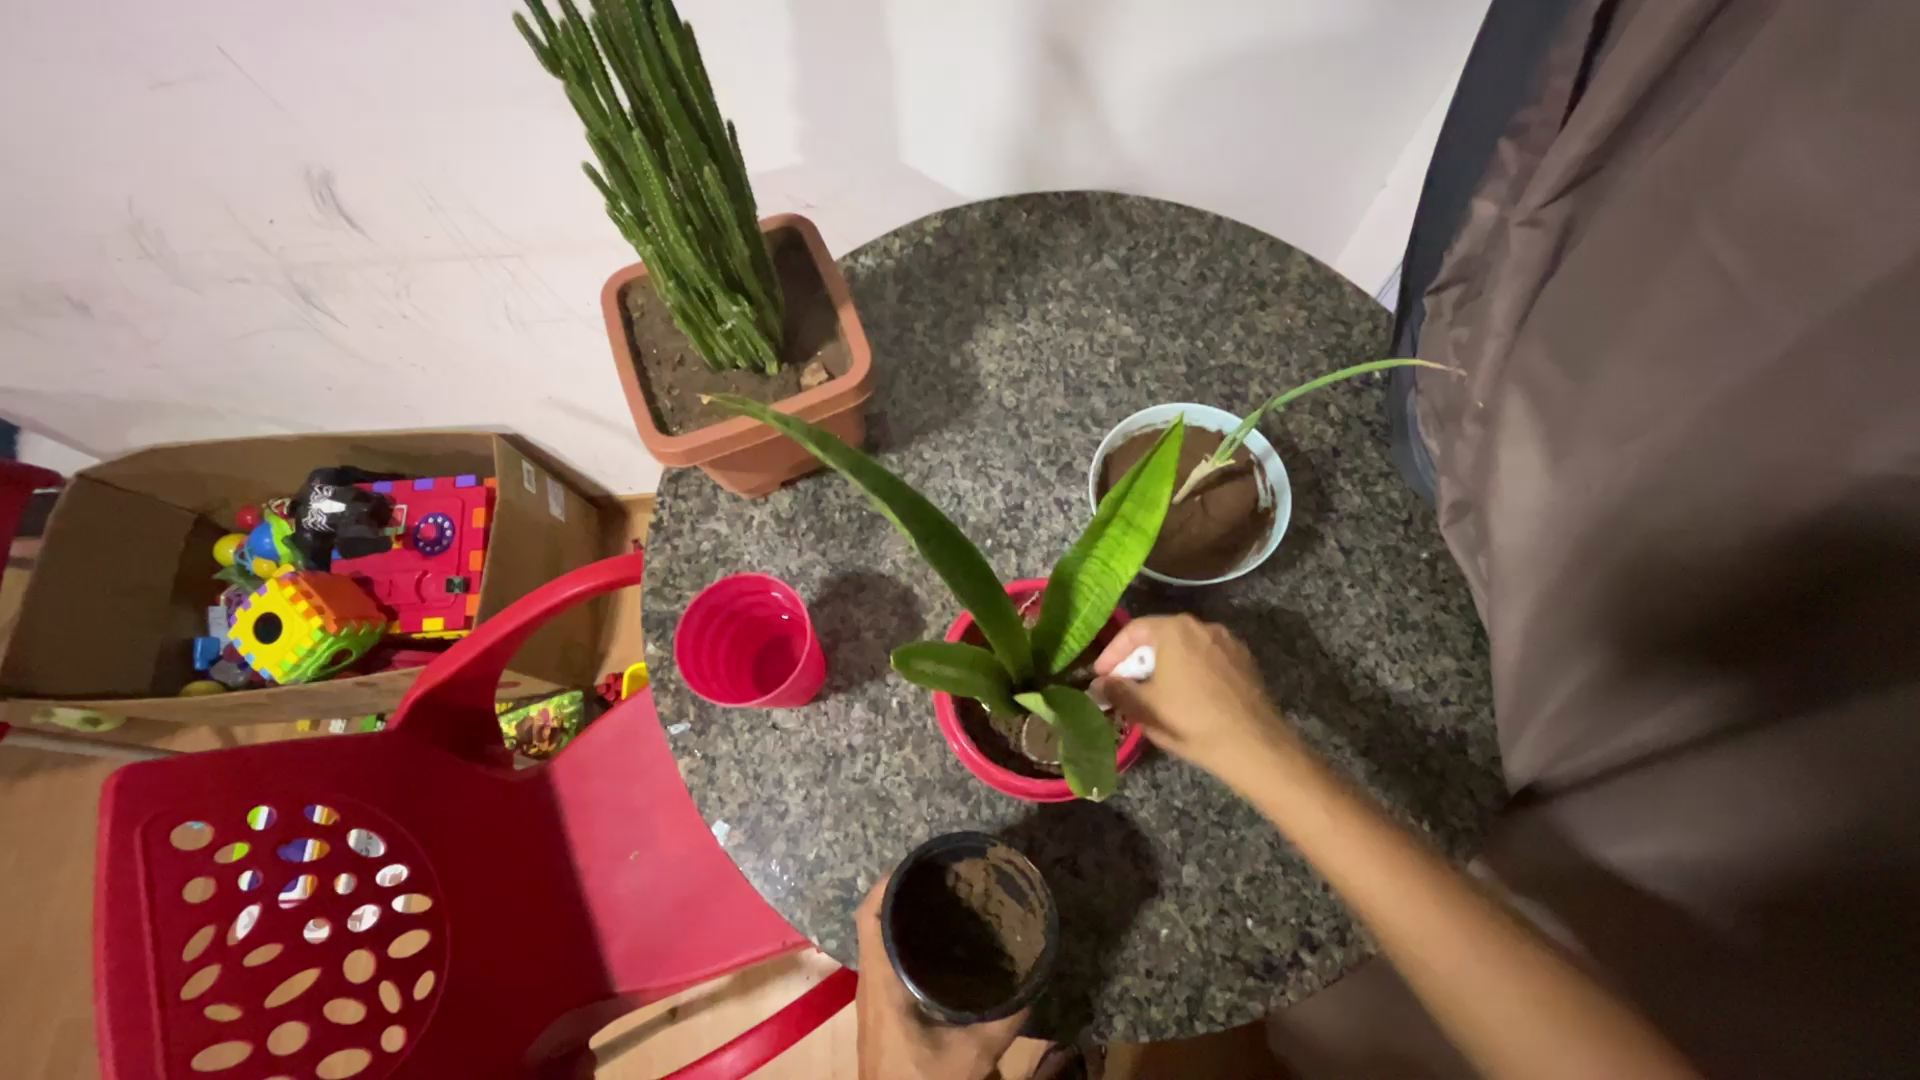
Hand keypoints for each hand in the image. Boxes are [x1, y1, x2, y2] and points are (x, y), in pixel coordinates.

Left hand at [856, 877, 1025, 1079]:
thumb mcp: (973, 1053)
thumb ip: (1005, 1017)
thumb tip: (1035, 973)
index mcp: (881, 980)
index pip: (870, 914)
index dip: (889, 881)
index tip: (921, 862)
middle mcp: (870, 980)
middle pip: (875, 918)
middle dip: (904, 890)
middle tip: (944, 875)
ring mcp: (872, 994)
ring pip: (879, 937)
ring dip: (903, 913)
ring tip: (944, 896)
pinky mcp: (880, 1007)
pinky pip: (887, 956)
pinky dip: (906, 938)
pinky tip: (938, 941)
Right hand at [1092, 614, 1303, 787]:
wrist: (1254, 746)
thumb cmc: (1191, 721)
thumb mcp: (1144, 708)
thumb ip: (1117, 689)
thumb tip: (1099, 683)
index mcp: (1175, 630)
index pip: (1133, 630)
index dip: (1112, 653)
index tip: (1101, 675)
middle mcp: (1203, 626)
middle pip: (1160, 636)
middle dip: (1138, 659)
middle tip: (1124, 683)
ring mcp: (1228, 642)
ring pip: (1186, 648)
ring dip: (1165, 665)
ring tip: (1153, 691)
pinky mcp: (1245, 661)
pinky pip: (1207, 660)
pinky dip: (1190, 672)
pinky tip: (1186, 695)